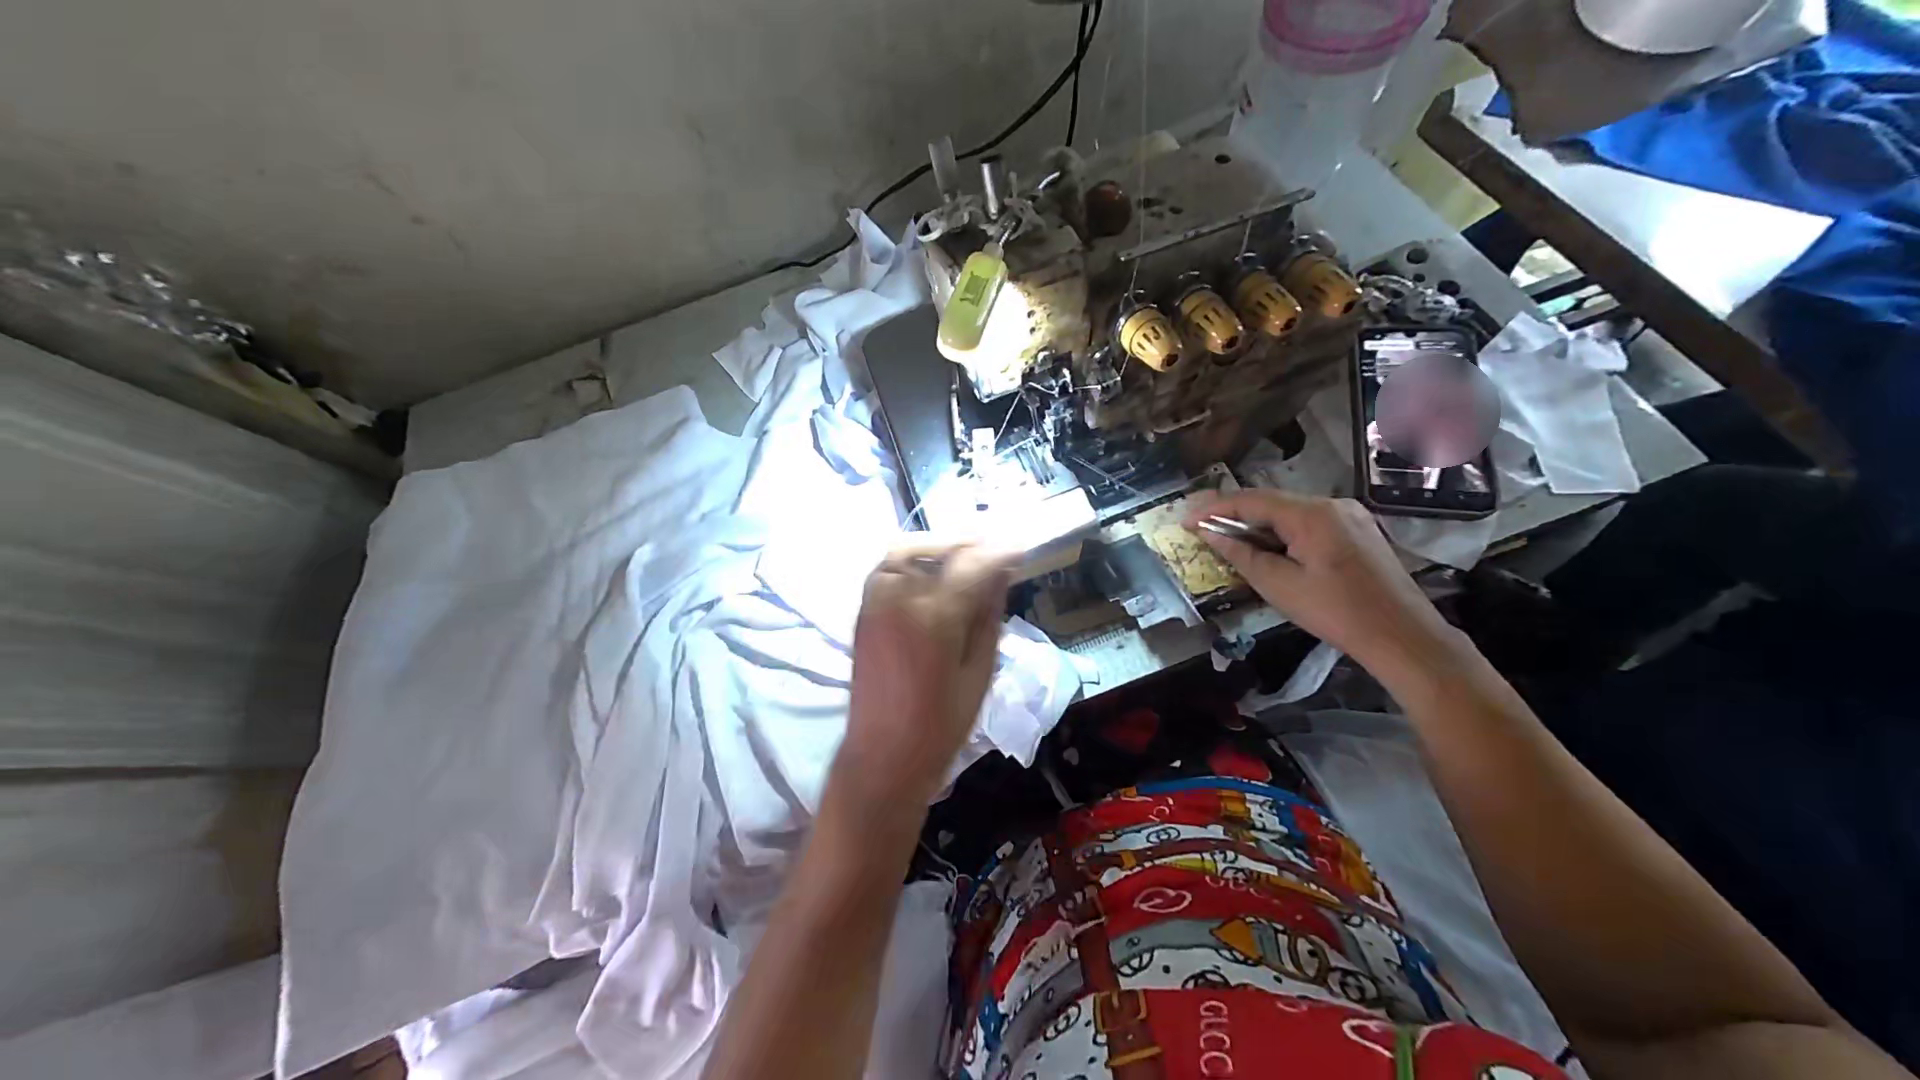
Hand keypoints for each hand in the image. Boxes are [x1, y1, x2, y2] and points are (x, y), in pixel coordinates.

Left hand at [840, 540, 1015, 808]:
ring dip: (936, 547)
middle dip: (968, 543)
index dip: (1000, 553)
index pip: (974, 563)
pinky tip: (930, 574)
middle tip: (992, 550)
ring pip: (905, 551)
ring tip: (962, 558)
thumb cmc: (941, 725)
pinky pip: (886, 569)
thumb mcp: (979, 672)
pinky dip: (909, 561)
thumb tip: (1000, 576)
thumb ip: (988, 617)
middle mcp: (900, 598)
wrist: (883, 756)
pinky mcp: (862, 613)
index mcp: (936, 615)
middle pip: (937, 548)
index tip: (1020, 550)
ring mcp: (875, 602)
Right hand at [1184, 491, 1460, 674]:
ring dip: (1258, 523)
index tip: (1184, 520)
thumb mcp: (1279, 586)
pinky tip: (1269, 548)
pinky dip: (1282, 531)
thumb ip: (1242, 554)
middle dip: (1233, 514)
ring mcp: (1350, 515)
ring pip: (1290, 511)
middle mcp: (1331, 504)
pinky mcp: (1359, 530)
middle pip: (1271, 501)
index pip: (1250, 500)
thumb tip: (1211, 534)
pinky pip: (1310, 521)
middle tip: (1201, 529)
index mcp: (1311, 514)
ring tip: (1229, 540)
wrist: (1403, 636)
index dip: (1213, 509)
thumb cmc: (1336, 612)